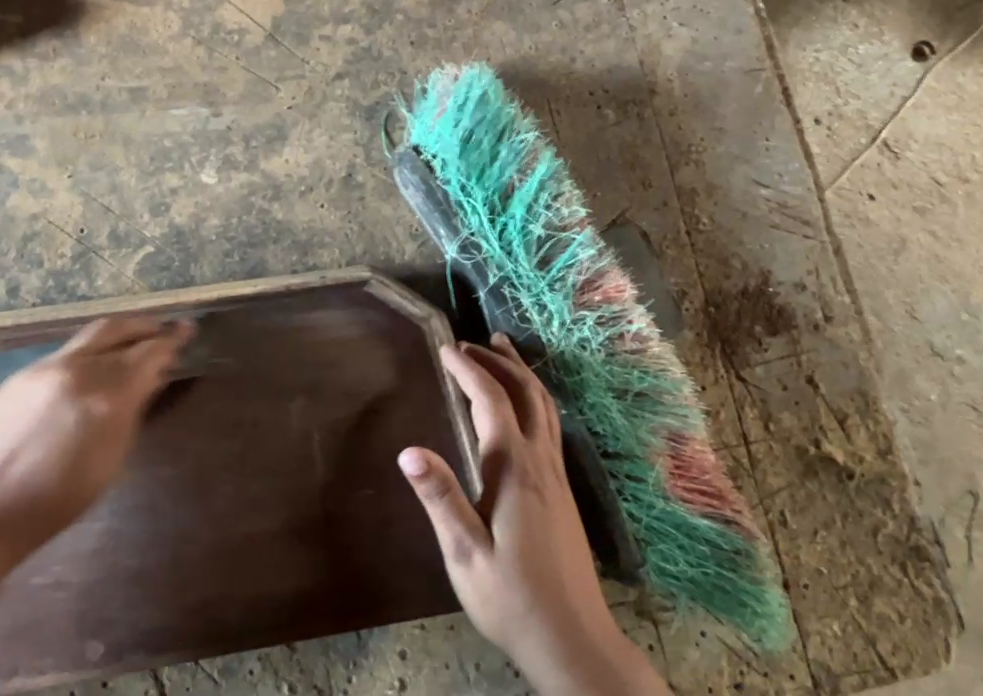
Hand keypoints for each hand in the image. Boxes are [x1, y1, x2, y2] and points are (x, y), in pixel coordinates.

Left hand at [0, 316, 193, 565]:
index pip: (149, 352)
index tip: (188, 331)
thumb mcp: (107, 463)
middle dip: (144, 327)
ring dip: (117, 337)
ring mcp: (44, 367)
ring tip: (132, 347)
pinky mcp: (20, 375)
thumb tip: (150, 380)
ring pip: (89, 338)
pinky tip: (92, 372)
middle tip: (164, 331)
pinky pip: (65, 354)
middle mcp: (76, 368)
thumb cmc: (52, 504)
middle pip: (118, 330)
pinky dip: (89, 354)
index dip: (172, 340)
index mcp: (105, 394)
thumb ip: (131, 414)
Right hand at [398, 334, 668, 695]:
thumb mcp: (464, 552)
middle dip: (498, 362)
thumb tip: (408, 450)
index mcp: (514, 471)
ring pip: (546, 409)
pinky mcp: (563, 495)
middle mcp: (541, 465)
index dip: (468, 371)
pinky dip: (534, 400)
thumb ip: (441, 497)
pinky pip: (550, 427)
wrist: (573, 641)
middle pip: (527, 395)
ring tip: (503, 354)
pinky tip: (524, 411)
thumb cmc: (511, 598)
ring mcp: (558, 479)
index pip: (491, 402)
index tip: (445, 348)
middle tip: (472, 342)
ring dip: (522, 376)